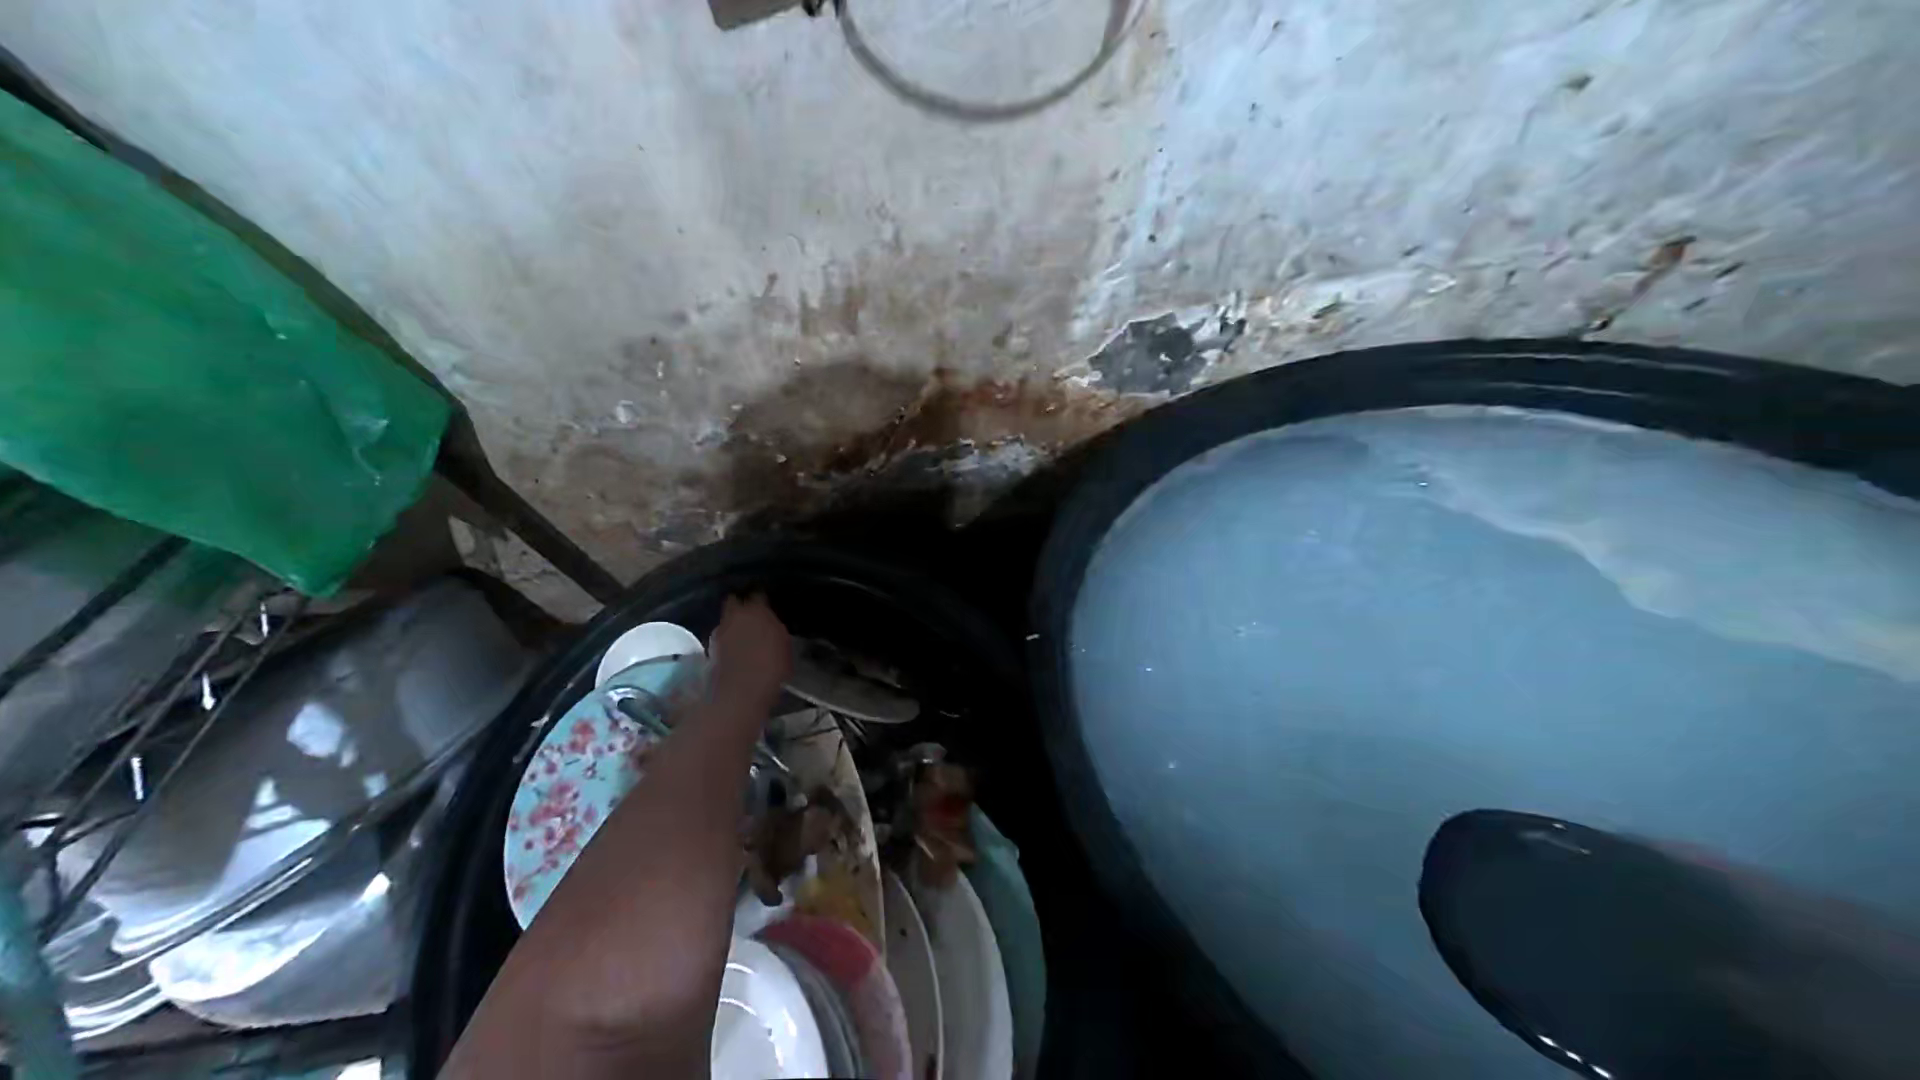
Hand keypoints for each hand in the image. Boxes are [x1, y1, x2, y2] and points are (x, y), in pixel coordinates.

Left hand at [707, 593, 791, 705]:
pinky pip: (721, 638)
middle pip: (735, 603)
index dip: (762, 601)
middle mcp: (734, 615)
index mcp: (756, 609)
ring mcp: (720, 631)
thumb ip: (775, 629)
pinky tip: (735, 650)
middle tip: (751, 616)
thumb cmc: (772, 666)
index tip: (767, 606)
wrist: (741, 691)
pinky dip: (727, 641)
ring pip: (726, 620)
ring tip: (743, 635)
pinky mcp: (711, 649)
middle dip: (741, 606)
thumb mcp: (784, 645)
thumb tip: (770, 624)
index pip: (758, 596)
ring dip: (732, 624)